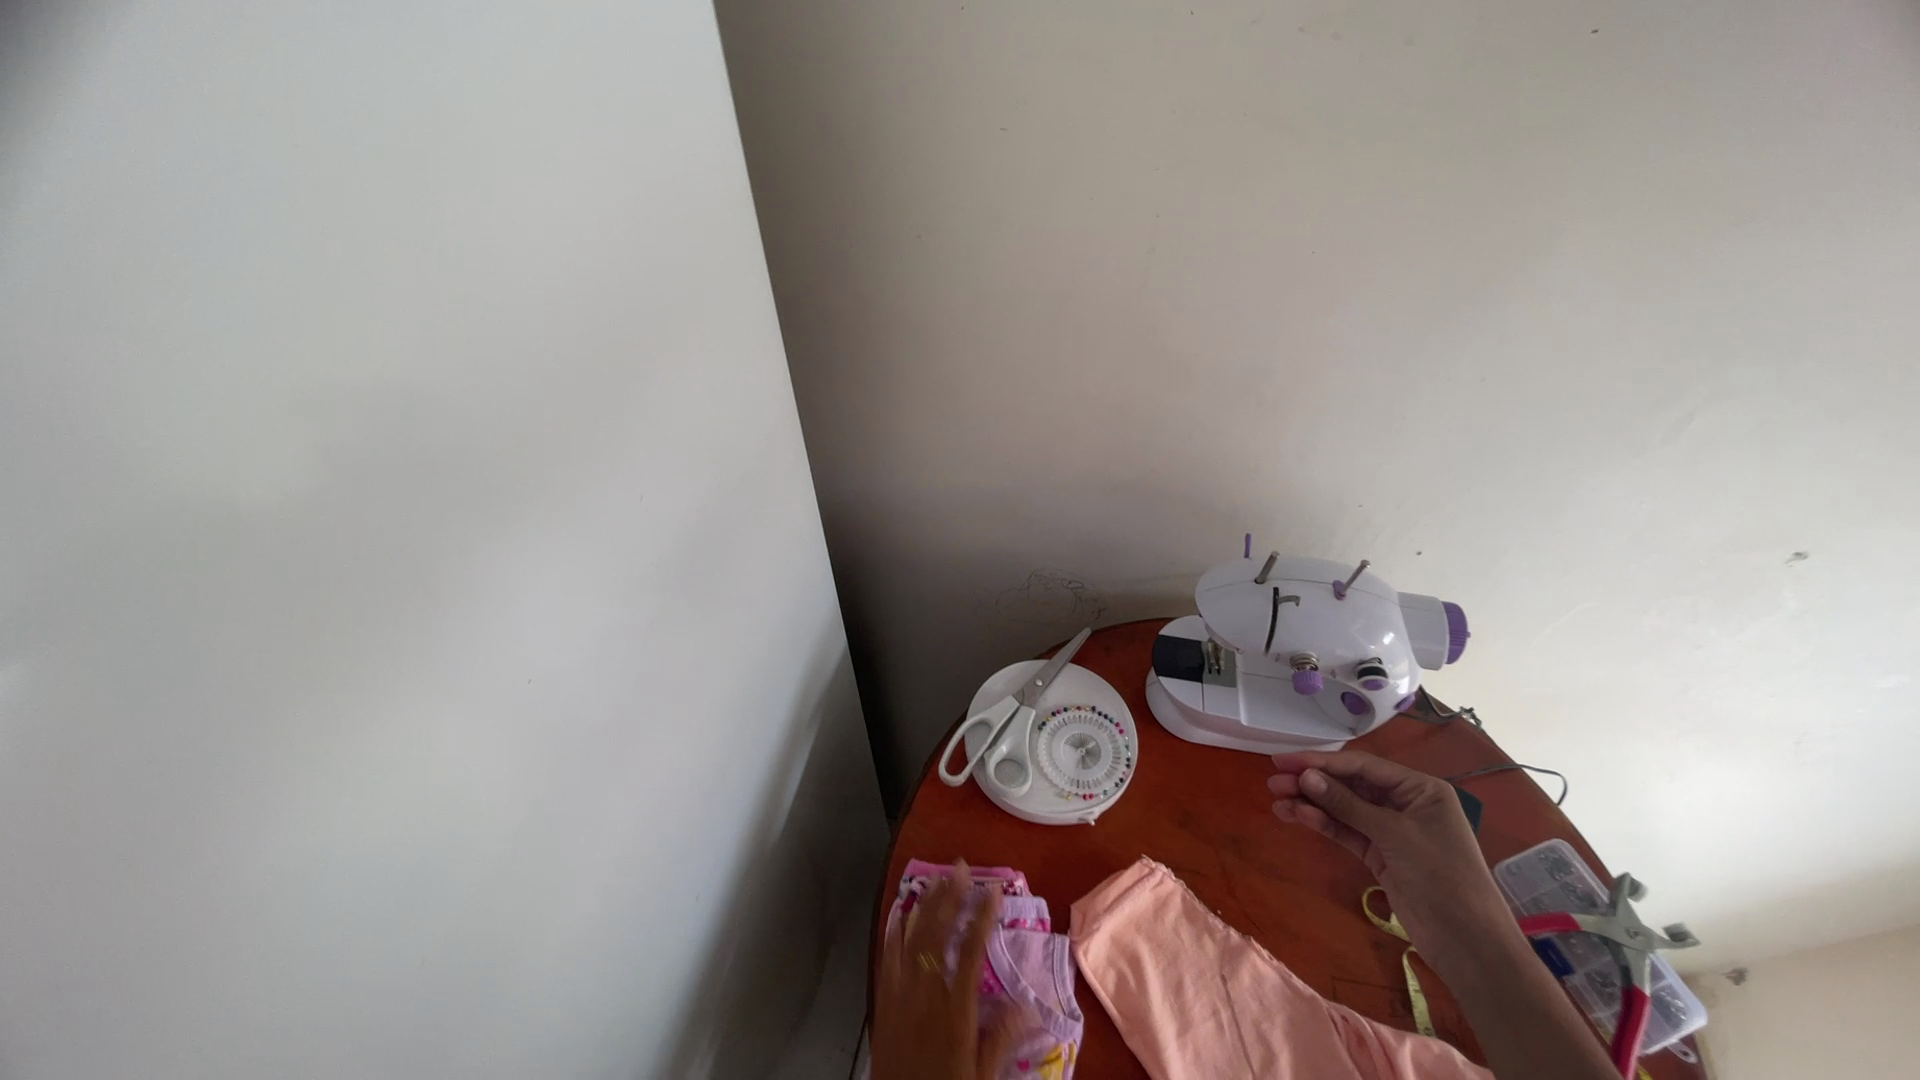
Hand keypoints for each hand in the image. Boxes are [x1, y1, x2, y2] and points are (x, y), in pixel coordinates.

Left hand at [871, 863, 1019, 1079]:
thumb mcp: (980, 1074)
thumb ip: (1001, 1038)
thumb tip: (1028, 1007)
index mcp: (954, 1008)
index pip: (971, 951)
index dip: (983, 916)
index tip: (994, 890)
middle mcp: (925, 992)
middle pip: (937, 933)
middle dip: (949, 896)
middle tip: (961, 867)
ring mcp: (899, 993)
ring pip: (910, 937)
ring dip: (924, 904)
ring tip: (936, 877)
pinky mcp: (882, 1000)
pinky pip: (887, 956)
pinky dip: (895, 929)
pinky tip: (900, 912)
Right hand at [1267, 751, 1512, 950]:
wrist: (1467, 941)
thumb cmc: (1441, 875)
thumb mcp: (1394, 834)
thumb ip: (1348, 805)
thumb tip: (1305, 777)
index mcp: (1419, 789)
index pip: (1362, 765)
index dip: (1321, 762)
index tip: (1284, 761)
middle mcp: (1404, 803)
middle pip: (1350, 784)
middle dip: (1312, 782)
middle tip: (1273, 782)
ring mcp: (1390, 829)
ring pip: (1343, 808)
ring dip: (1311, 804)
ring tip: (1277, 802)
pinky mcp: (1379, 854)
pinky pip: (1346, 831)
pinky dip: (1323, 823)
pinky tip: (1297, 817)